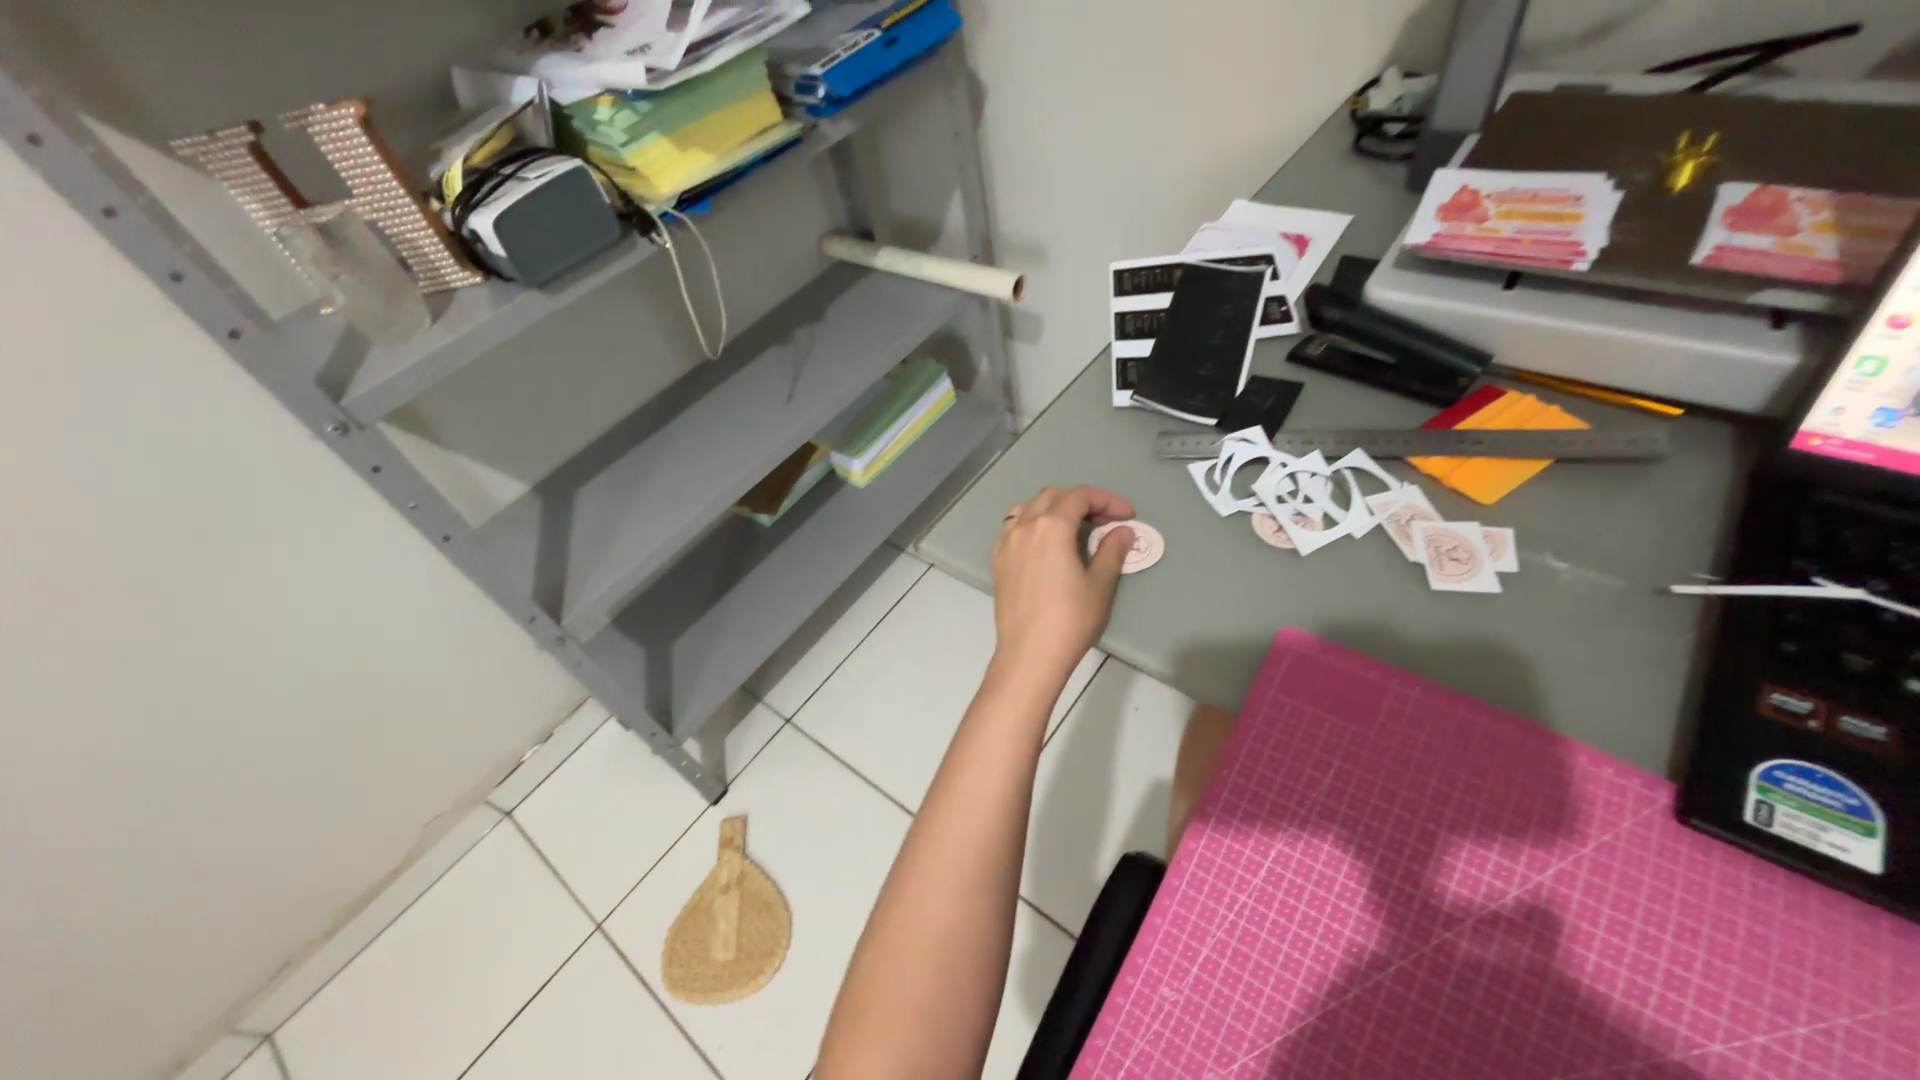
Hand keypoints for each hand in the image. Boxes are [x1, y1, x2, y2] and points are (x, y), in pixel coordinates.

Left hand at [990, 485, 1134, 684]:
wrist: (1029, 654)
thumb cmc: (1070, 619)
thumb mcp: (1100, 585)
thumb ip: (1111, 551)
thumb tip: (1122, 532)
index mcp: (1051, 526)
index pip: (1080, 496)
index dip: (1107, 499)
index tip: (1126, 515)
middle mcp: (1024, 526)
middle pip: (1053, 496)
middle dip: (1081, 501)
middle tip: (1105, 521)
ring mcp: (1006, 543)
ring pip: (1028, 507)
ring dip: (1054, 508)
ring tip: (1075, 528)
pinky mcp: (997, 561)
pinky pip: (1014, 527)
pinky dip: (1033, 523)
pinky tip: (1047, 544)